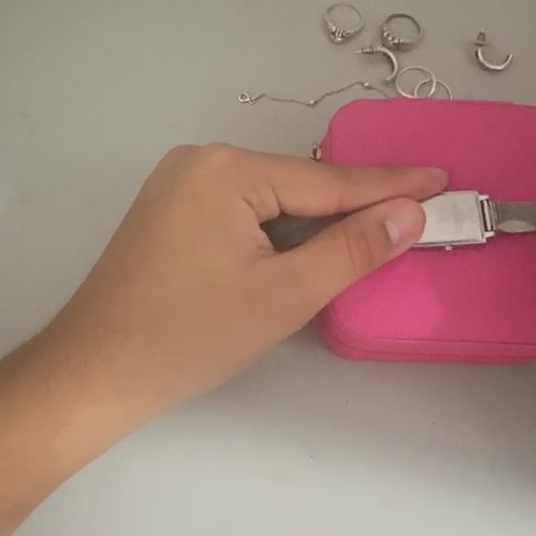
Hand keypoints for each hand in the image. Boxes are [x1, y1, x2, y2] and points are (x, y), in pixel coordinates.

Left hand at [41, 145, 444, 422]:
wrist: (92, 374)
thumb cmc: (189, 337)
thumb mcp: (283, 295)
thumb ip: (352, 249)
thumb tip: (410, 212)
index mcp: (226, 169)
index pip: (327, 179)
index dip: (390, 184)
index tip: (443, 178)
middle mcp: (200, 161)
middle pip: (297, 186)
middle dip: (351, 208)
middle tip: (414, 215)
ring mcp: (179, 186)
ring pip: (270, 201)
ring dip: (314, 225)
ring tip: (369, 238)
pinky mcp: (170, 214)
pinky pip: (242, 212)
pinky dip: (277, 233)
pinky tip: (302, 253)